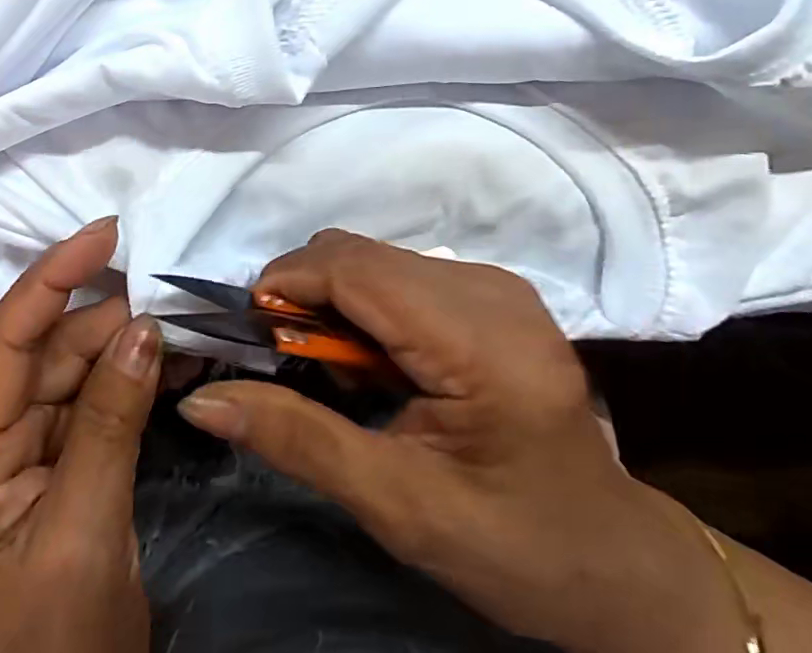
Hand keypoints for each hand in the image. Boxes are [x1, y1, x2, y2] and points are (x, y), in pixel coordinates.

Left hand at [0, 217, 161, 652]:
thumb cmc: (54, 636)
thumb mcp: (83, 531)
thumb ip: (110, 423)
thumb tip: (143, 328)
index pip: (1, 343)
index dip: (51, 280)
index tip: (104, 234)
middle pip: (46, 351)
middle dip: (107, 318)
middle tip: (171, 291)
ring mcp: (20, 446)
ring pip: (75, 368)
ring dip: (126, 344)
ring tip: (181, 323)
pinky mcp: (56, 456)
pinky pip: (96, 398)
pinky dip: (133, 377)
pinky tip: (173, 358)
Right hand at [174, 230, 747, 652]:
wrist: (610, 558)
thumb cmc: (510, 545)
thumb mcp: (396, 505)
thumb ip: (297, 440)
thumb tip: (202, 399)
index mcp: (481, 344)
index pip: (358, 270)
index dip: (288, 283)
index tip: (246, 331)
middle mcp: (493, 292)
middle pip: (364, 254)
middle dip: (306, 294)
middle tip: (285, 364)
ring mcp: (499, 286)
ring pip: (378, 259)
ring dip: (335, 303)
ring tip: (335, 377)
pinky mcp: (496, 294)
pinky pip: (404, 276)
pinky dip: (367, 308)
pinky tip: (377, 367)